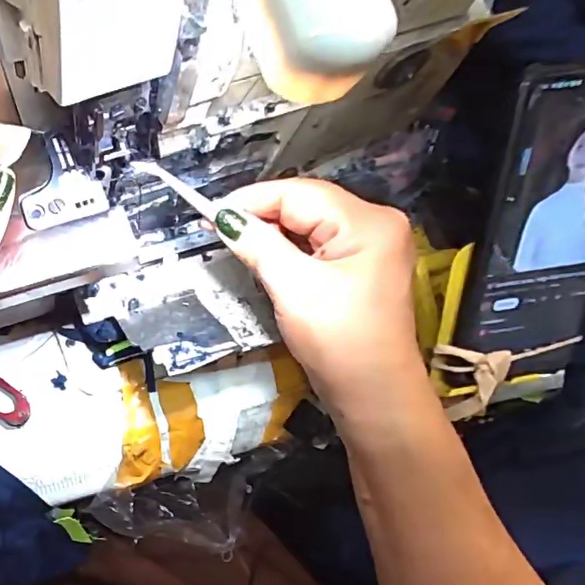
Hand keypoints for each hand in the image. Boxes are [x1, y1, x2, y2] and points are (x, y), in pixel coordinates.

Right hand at [212, 179, 423, 417]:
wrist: (373, 391)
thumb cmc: (339, 340)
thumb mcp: (293, 288)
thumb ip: (259, 246)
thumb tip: (224, 218)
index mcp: (367, 222)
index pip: (299, 193)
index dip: (252, 200)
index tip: (210, 213)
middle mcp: (374, 224)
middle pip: (306, 204)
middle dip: (260, 214)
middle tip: (216, 227)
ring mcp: (369, 247)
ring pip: (309, 224)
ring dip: (271, 231)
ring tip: (233, 240)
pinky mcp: (358, 269)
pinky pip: (316, 245)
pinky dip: (286, 248)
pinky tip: (263, 256)